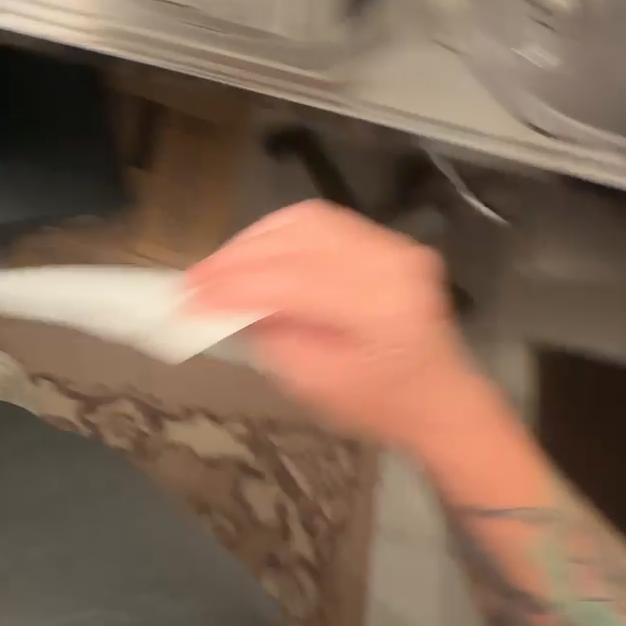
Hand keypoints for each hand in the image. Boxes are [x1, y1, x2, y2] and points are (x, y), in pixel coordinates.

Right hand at [186, 201, 504, 450]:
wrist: (439, 398)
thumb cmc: (377, 404)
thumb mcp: (312, 382)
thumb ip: (268, 336)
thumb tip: (222, 302)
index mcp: (380, 309)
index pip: (291, 283)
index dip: (232, 286)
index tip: (187, 298)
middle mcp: (390, 264)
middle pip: (294, 244)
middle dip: (234, 260)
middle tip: (192, 282)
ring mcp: (389, 244)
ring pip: (300, 222)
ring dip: (250, 242)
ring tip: (216, 268)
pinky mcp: (381, 238)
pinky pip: (315, 221)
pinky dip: (274, 233)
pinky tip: (249, 252)